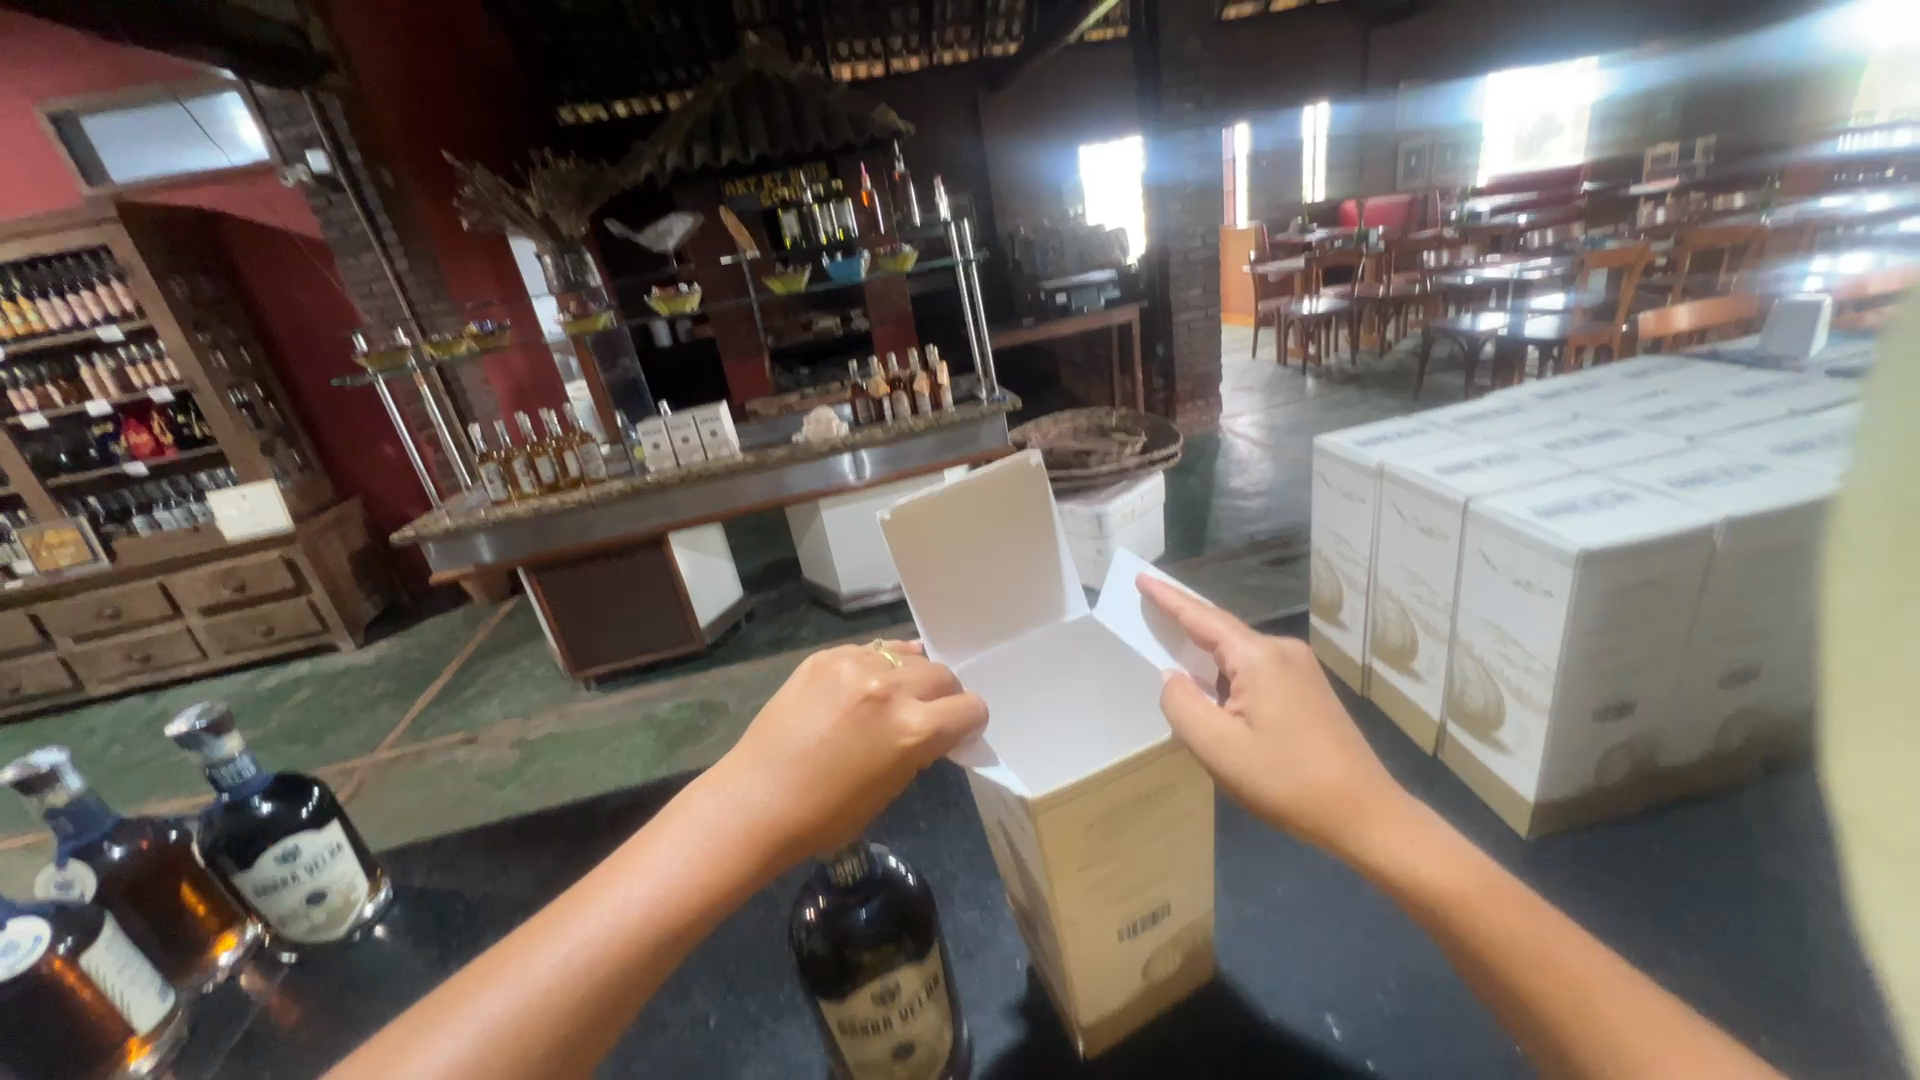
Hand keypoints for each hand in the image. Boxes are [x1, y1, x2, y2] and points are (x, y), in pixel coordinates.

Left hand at [700, 640, 987, 864]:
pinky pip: (870, 650)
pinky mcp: (825, 657)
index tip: (956, 734)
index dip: (968, 724)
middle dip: (942, 697)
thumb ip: (921, 746)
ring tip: (891, 698)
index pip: (971, 708)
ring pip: (908, 655)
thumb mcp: (893, 787)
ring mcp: (854, 666)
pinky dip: (876, 666)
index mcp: (914, 728)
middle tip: (924, 716)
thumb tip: (934, 726)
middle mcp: (891, 687)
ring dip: (909, 677)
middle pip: (943, 675)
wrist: (757, 801)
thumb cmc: (828, 814)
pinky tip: (860, 688)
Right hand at [1139, 575, 1411, 858]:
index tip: (1142, 577)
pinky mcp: (1309, 690)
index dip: (1168, 599)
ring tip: (1175, 664)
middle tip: (1148, 613)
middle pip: (1220, 632)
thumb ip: (1181, 705)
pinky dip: (1227, 676)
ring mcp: (1301, 670)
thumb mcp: (1217, 748)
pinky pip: (1255, 671)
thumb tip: (1172, 677)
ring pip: (1237, 655)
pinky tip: (1216, 696)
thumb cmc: (1286, 781)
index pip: (1201, 618)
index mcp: (1258, 658)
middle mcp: (1282, 652)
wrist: (1364, 814)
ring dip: (1206, 659)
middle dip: (1184, 624)